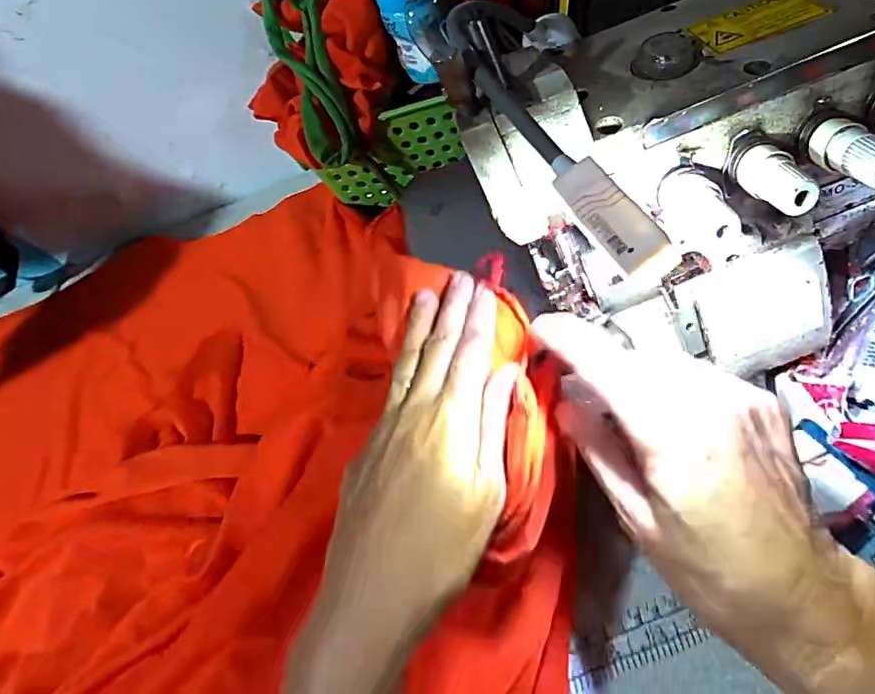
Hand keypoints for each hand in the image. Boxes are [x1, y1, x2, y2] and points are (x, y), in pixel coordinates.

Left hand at [286, 274, 521, 693]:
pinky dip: (402, 359)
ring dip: (420, 326)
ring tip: (426, 293)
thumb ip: (493, 423)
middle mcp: (417, 412)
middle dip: (452, 310)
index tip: (483, 286)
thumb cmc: (444, 548)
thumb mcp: (487, 491)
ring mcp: (386, 427)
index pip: (469, 354)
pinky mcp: (368, 446)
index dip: (478, 318)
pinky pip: (391, 387)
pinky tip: (406, 353)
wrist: (369, 599)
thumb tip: (506, 371)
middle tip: (460, 276)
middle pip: (438, 349)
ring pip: (408, 363)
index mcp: (452, 420)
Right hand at [534, 313, 874, 693]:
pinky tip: (682, 422)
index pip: (610, 365)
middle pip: (641, 357)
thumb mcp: (641, 523)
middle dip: (607, 366)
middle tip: (585, 392)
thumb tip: (567, 401)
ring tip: (636, 416)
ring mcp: (744, 393)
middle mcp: (712, 400)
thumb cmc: (710, 572)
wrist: (798, 585)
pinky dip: (681, 386)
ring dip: (644, 376)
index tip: (541, 326)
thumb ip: (601, 452)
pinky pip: (705, 375)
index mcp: (675, 436)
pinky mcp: (764, 397)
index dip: (570, 338)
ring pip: (673, 362)